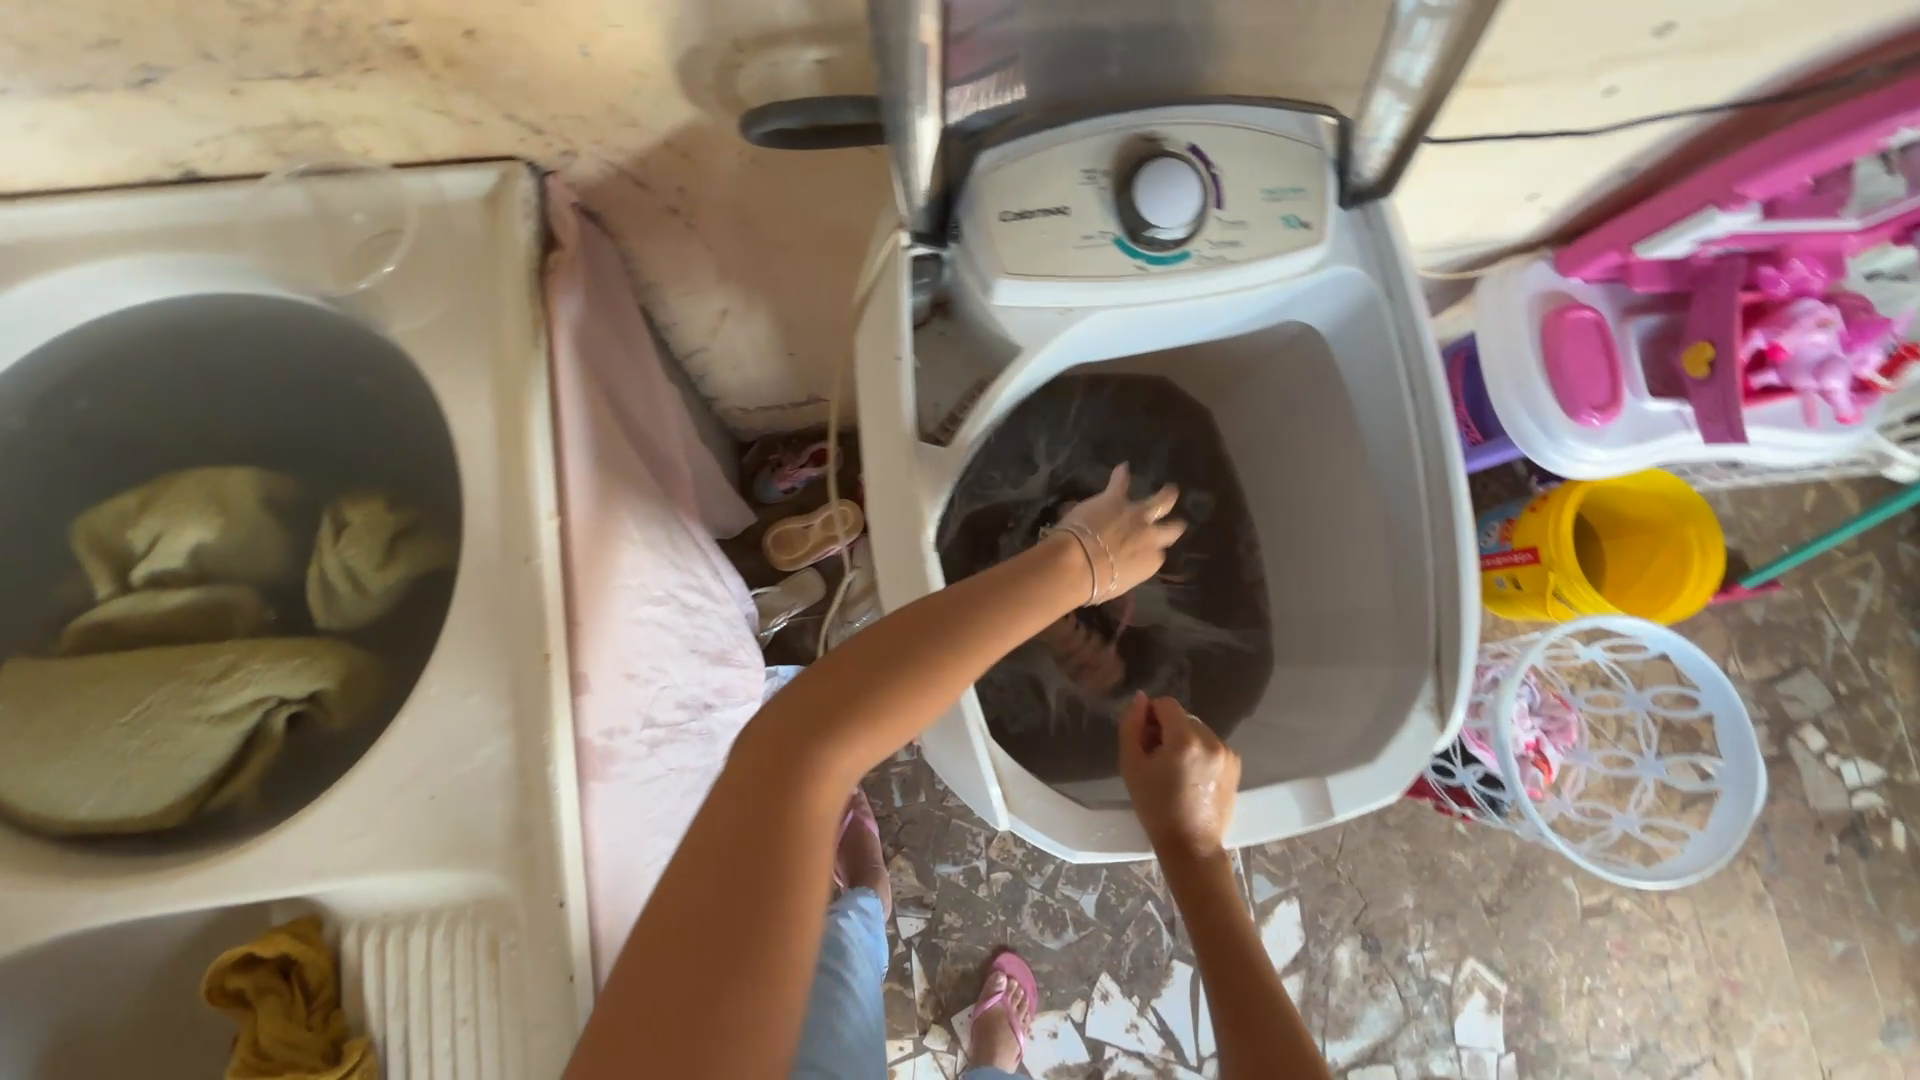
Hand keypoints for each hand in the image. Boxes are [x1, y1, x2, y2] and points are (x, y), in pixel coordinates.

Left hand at [1054, 464, 1185, 603]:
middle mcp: (1151, 537)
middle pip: (1171, 529)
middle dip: (1173, 526)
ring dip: (1166, 495)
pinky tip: (1123, 467)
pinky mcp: (1115, 499)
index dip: (1150, 552)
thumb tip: (1115, 570)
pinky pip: (1121, 482)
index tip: (1144, 552)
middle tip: (1178, 523)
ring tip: (1171, 490)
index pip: (1157, 556)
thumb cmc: (1094, 584)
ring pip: (1162, 501)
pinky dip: (1121, 475)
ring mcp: (1136, 515)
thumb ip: (1124, 572)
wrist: (1078, 564)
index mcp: (1150, 562)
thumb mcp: (1115, 585)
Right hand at [1119, 693, 1241, 860]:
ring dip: (1184, 741)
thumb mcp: (1132, 765)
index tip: (1145, 741)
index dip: (1150, 717)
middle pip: (1182, 717)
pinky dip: (1200, 752)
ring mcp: (1228, 752)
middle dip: (1167, 730)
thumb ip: (1132, 726)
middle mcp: (1212, 740)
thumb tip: (1140, 698)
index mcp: (1185, 739)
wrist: (1191, 845)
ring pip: (1197, 730)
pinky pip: (1211, 745)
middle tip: (1157, 760)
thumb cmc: (1155, 807)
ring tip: (1175, 771)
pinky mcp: (1236, 764)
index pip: (1166, 704)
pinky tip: (1192, 777)